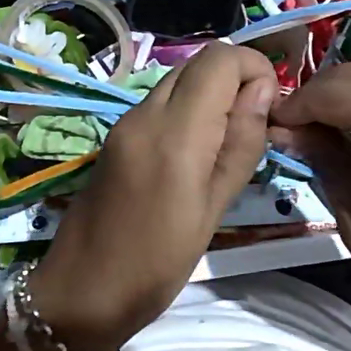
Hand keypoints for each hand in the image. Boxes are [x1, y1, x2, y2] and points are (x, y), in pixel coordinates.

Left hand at [27, 43, 276, 350]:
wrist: (81, 292)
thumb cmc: (157, 263)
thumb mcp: (215, 208)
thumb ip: (242, 142)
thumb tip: (263, 91)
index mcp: (175, 132)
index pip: (221, 59)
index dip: (255, 70)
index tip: (269, 110)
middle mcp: (146, 113)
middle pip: (199, 61)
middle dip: (236, 79)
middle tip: (253, 126)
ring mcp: (126, 122)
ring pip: (180, 79)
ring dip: (212, 94)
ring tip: (227, 143)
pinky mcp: (116, 136)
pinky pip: (161, 102)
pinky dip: (189, 110)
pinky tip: (196, 153)